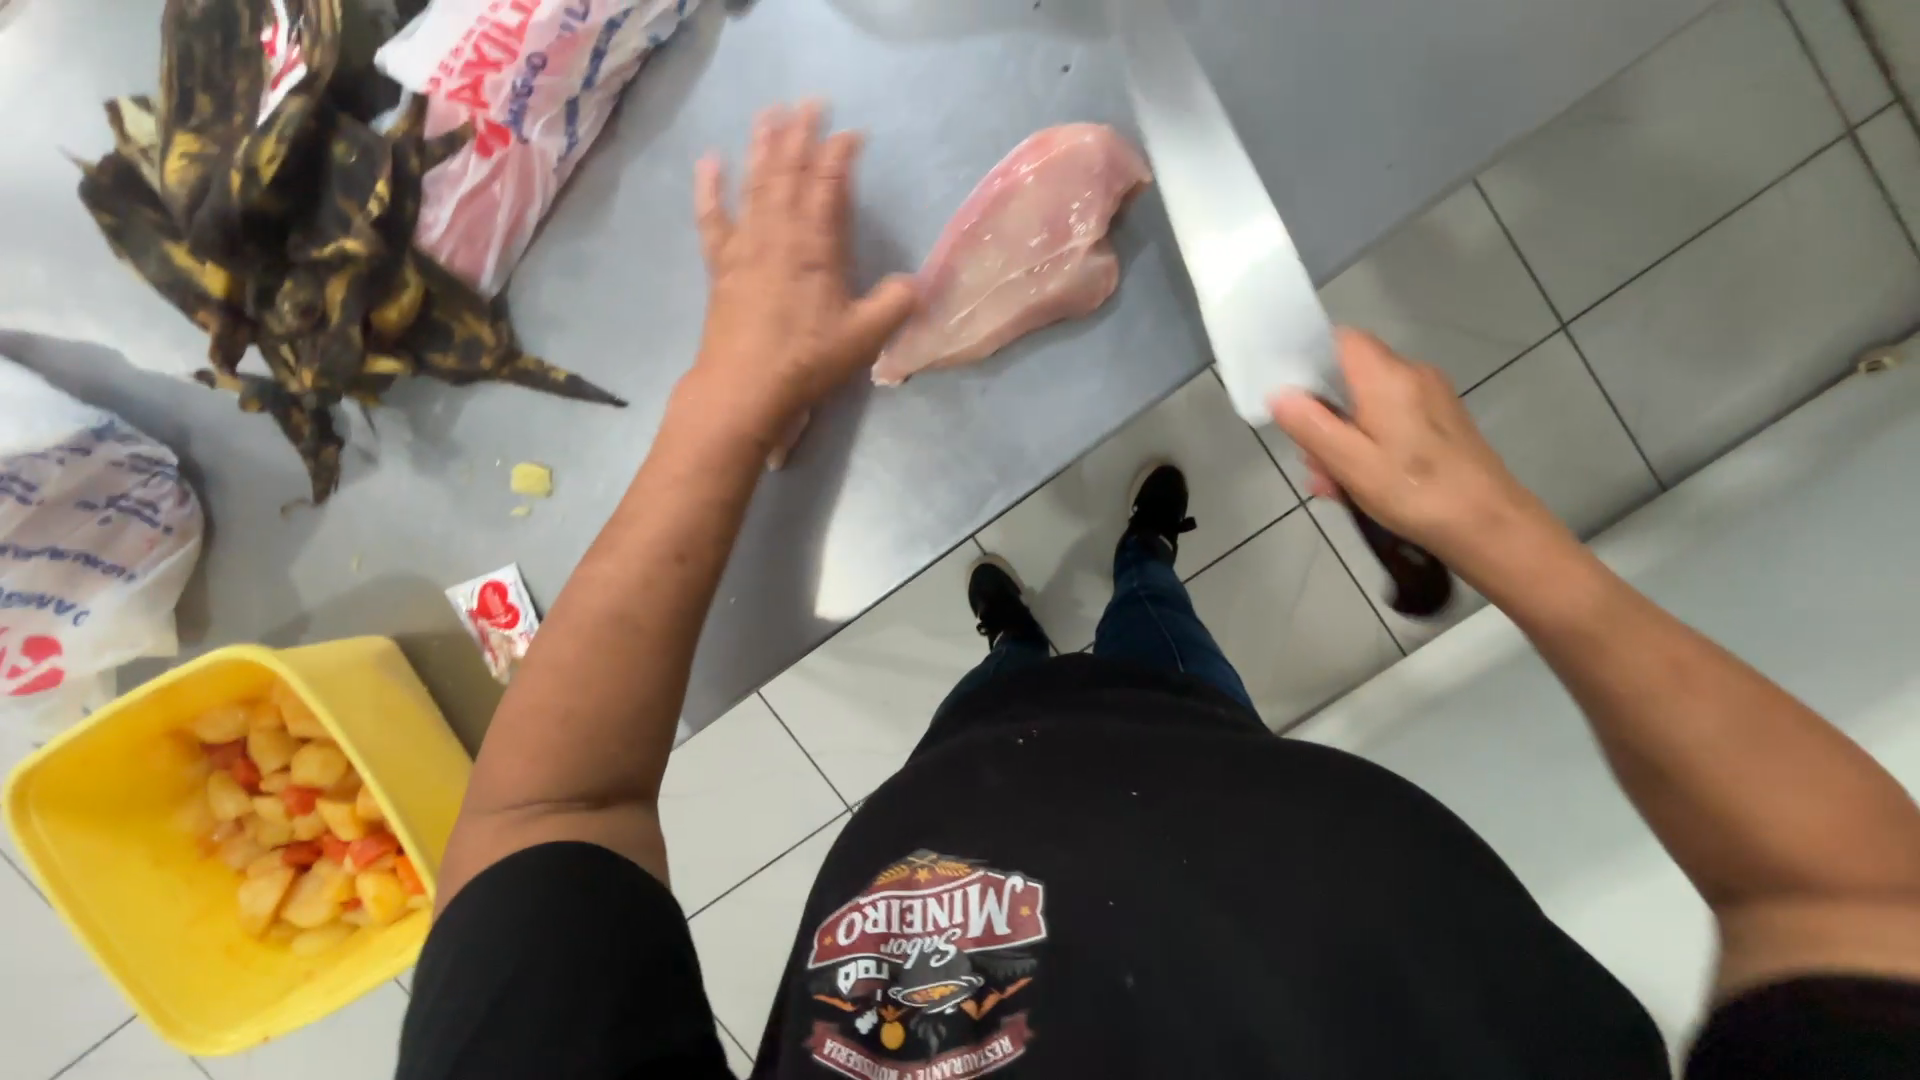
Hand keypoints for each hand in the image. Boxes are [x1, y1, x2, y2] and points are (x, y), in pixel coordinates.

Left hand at [682, 101, 916, 453]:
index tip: (852, 134)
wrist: (744, 389)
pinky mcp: (722, 265)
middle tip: (810, 103)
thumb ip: (896, 305)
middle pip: (788, 171)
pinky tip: (710, 163)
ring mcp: (745, 246)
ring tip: (769, 113)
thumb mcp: (865, 337)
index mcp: (815, 246)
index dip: (840, 154)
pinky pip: (713, 217)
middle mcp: (778, 234)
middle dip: (801, 134)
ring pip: (754, 184)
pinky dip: (711, 189)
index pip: (829, 184)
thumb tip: (917, 284)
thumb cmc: (807, 361)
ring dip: (762, 147)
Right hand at [1268, 328, 1571, 580]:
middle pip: (1351, 377)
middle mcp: (1412, 376)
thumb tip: (1278, 393)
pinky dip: (1369, 443)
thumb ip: (1310, 425)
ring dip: (1343, 437)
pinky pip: (1391, 421)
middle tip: (1310, 460)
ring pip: (1369, 404)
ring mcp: (1431, 398)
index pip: (1341, 341)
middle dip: (1323, 415)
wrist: (1490, 524)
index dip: (1310, 359)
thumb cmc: (1415, 492)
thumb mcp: (1350, 463)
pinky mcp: (1441, 422)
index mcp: (1388, 377)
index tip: (1289, 394)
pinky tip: (1360, 482)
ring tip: (1333, 483)